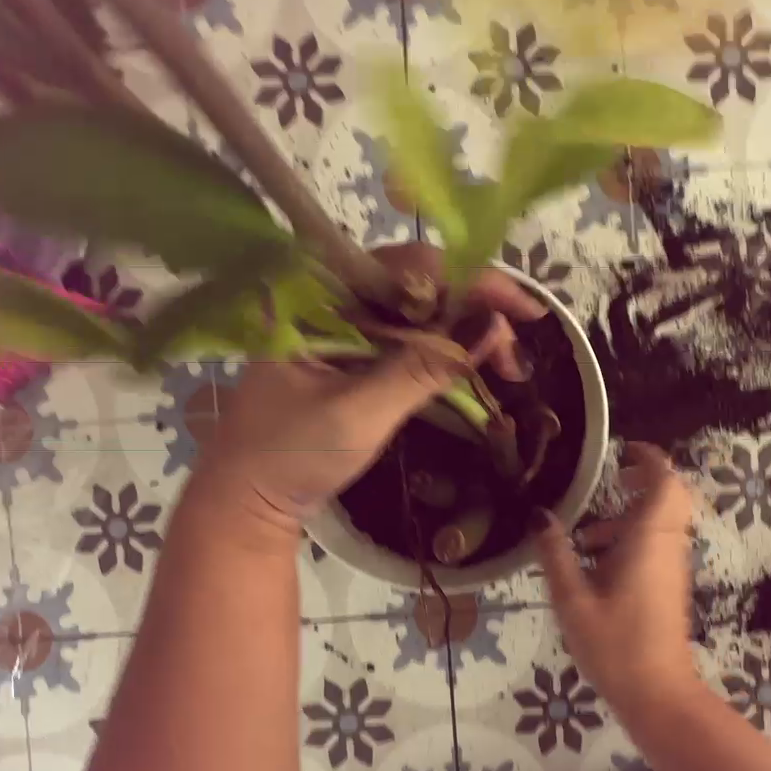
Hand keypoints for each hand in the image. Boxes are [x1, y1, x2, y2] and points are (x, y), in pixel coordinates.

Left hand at [200, 244, 546, 542]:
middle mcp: (330, 299)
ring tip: (506, 362)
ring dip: (465, 332)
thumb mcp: (359, 414)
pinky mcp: (353, 356)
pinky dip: (443, 352)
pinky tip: (474, 365)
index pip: (407, 268)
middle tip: (518, 348)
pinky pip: (407, 340)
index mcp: (316, 297)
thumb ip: (423, 369)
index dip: (472, 280)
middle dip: (475, 309)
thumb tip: (492, 326)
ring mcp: (342, 328)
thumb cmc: (289, 456)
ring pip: (418, 312)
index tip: (523, 309)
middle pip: (419, 284)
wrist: (246, 502)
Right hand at [534, 443, 702, 721]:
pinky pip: (657, 544)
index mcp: (648, 539)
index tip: (623, 449)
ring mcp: (672, 566)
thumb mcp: (572, 600)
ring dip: (630, 515)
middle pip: (670, 496)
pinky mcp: (670, 585)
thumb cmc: (614, 645)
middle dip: (644, 480)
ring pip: (662, 522)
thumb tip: (539, 516)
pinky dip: (632, 539)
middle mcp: (668, 545)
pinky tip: (595, 565)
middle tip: (612, 477)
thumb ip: (555, 554)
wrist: (657, 694)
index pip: (664, 481)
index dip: (649, 458)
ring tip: (586, 535)